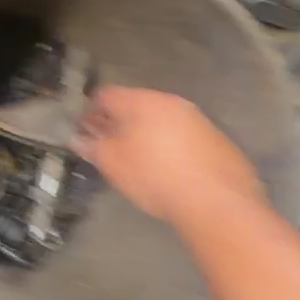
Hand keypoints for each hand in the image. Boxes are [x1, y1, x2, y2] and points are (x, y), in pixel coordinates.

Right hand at [75, 86, 261, 227]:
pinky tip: (172, 172)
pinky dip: (173, 148)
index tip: (86, 134)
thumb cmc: (153, 176)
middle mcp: (172, 102)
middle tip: (111, 148)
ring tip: (141, 162)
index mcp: (141, 101)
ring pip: (162, 121)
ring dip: (147, 135)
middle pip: (136, 106)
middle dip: (120, 124)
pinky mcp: (220, 141)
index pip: (105, 95)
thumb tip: (80, 138)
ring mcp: (199, 120)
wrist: (218, 204)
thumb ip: (91, 145)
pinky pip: (185, 137)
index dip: (89, 113)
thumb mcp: (110, 163)